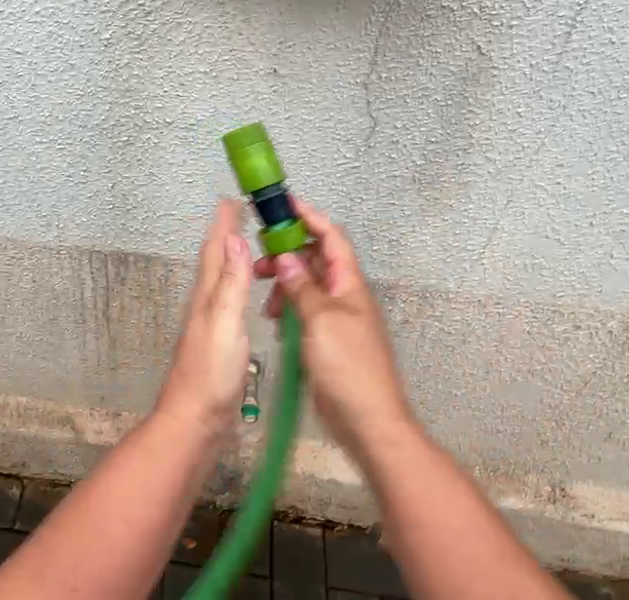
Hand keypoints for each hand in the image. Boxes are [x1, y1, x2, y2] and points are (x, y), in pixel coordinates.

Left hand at [155, 200, 253, 440]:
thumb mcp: (224, 324)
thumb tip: (234, 239)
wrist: (195, 423)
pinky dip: (238, 289)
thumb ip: (230, 284)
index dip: (223, 225)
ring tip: (246, 248)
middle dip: (226, 236)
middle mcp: (206, 306)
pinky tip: (243, 298)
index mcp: (207, 298)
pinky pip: (229, 304)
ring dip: (232, 261)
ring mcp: (211, 326)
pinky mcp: (219, 345)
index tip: (231, 199)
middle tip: (240, 215)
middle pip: (215, 262)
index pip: (216, 252)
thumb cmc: (210, 374)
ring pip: (221, 282)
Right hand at [254, 199, 415, 461]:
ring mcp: (338, 319)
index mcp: (349, 284)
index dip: (310, 217)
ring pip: (307, 286)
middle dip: (287, 254)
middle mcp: (345, 296)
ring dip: (285, 285)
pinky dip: (288, 309)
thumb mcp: (320, 321)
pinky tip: (275, 322)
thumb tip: (285, 257)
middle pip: (315, 260)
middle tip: (259, 262)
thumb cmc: (348, 368)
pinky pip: (306, 311)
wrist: (370, 423)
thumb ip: (302, 287)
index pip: (331, 238)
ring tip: (266, 302)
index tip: (284, 204)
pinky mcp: (328, 340)